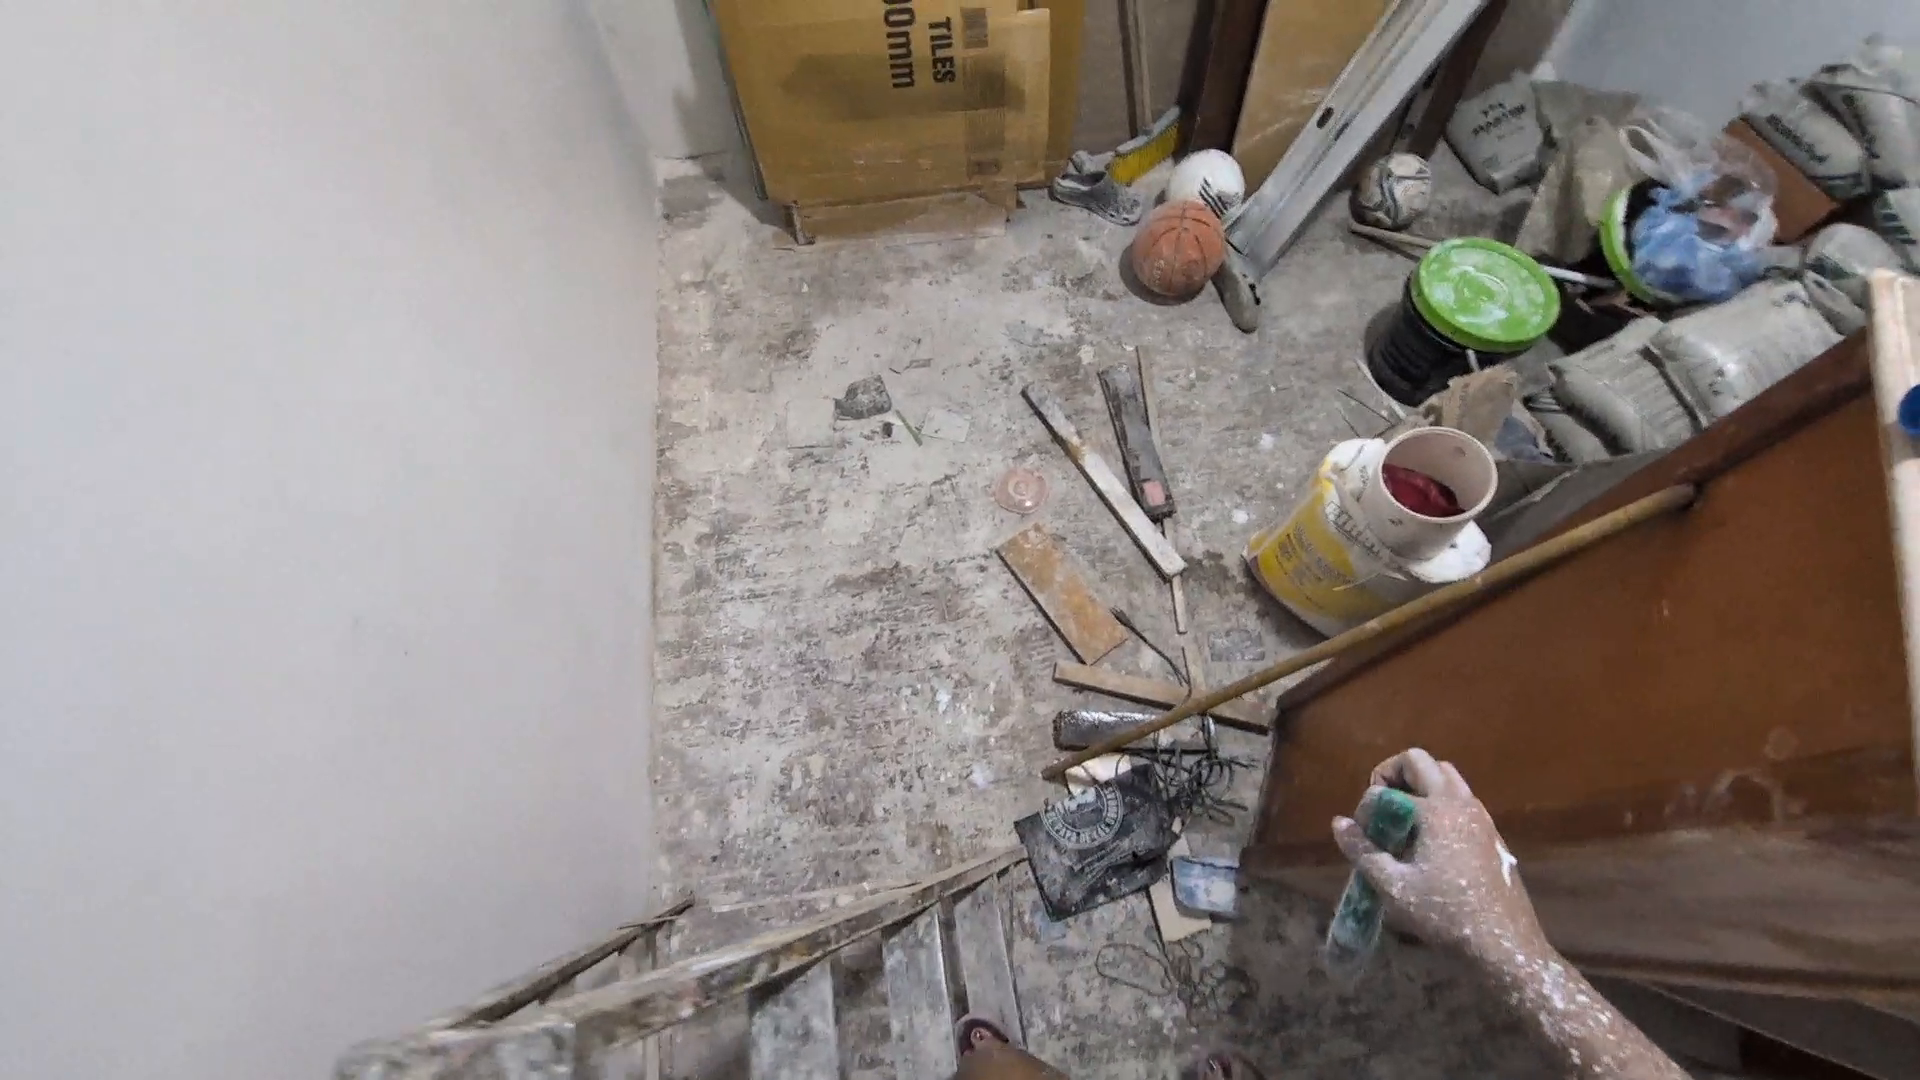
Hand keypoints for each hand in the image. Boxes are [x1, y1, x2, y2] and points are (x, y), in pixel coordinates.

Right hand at [1331, 749, 1547, 968]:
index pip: (1385, 790)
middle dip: (1392, 775)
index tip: (1364, 835)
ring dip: (1418, 786)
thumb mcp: (1393, 886)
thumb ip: (1361, 850)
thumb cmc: (1447, 915)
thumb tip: (1339, 823)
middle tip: (1382, 807)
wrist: (1507, 950)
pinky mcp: (1491, 835)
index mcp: (1436, 812)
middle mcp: (1460, 804)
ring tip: (1403, 819)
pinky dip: (1438, 803)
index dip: (1366, 808)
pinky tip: (1428, 841)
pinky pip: (1460, 799)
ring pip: (1445, 776)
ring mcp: (1481, 818)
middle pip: (1420, 761)